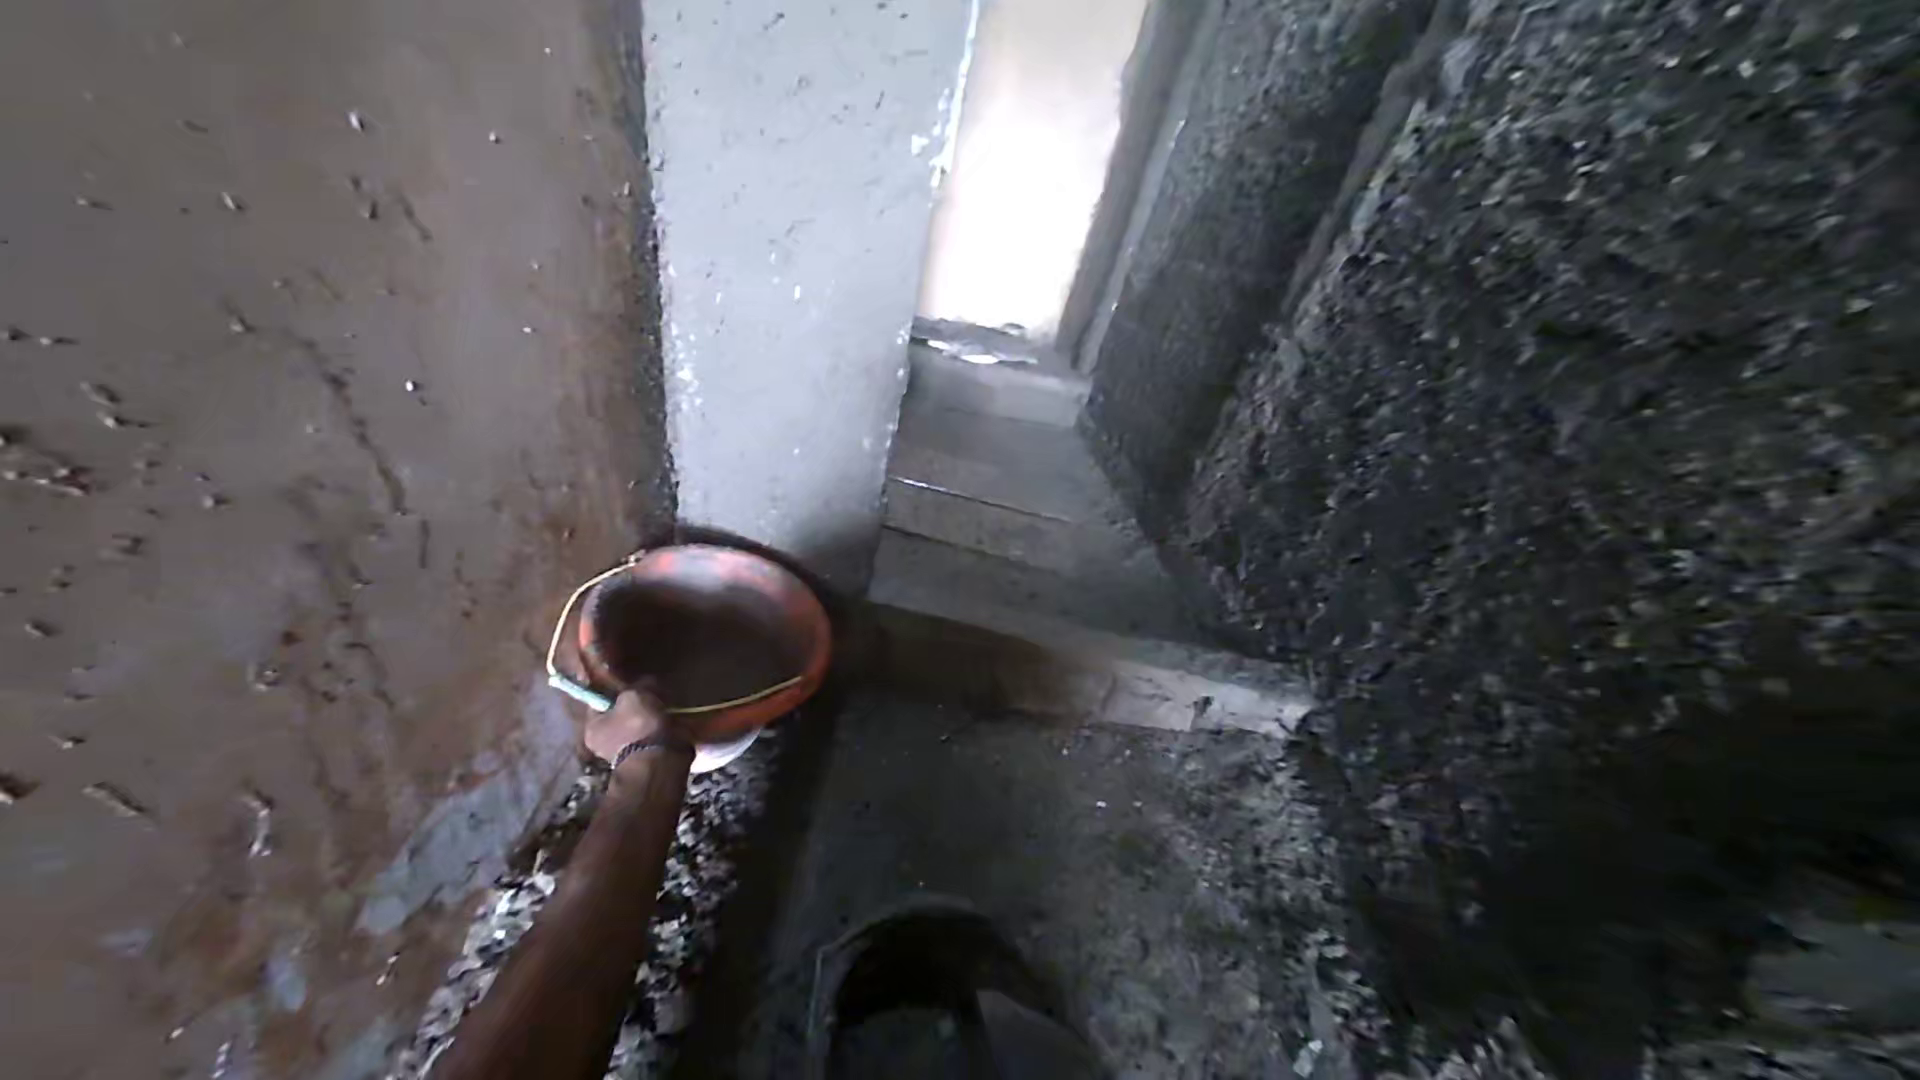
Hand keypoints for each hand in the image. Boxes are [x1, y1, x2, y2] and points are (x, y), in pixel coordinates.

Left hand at [582, 687, 682, 765]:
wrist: (659, 759)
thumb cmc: (638, 725)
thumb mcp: (634, 695)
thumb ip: (635, 686)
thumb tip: (644, 682)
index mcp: (591, 727)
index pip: (598, 701)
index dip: (614, 689)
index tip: (630, 682)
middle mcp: (602, 742)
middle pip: (618, 714)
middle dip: (634, 704)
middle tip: (651, 693)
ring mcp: (623, 753)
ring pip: (635, 725)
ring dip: (648, 716)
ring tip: (664, 705)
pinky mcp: (643, 757)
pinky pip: (649, 736)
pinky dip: (658, 728)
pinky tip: (669, 719)